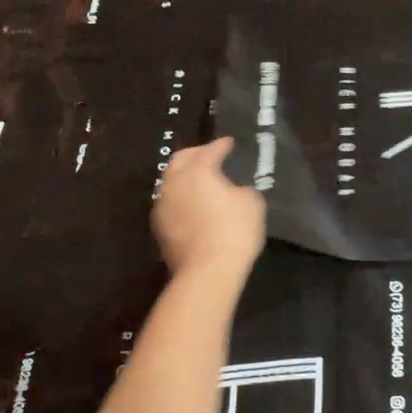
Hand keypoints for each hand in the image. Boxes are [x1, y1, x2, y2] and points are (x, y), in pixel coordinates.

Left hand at [152, 138, 265, 278]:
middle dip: (196, 153)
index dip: (222, 145)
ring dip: (184, 176)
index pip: (211, 150)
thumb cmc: (235, 231)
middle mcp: (174, 181)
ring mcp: (162, 204)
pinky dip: (180, 197)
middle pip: (181, 159)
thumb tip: (233, 190)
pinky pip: (169, 201)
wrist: (207, 270)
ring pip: (171, 181)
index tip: (229, 142)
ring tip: (199, 180)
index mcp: (198, 170)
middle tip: (209, 154)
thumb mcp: (252, 203)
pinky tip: (191, 204)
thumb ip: (242, 189)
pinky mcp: (159, 226)